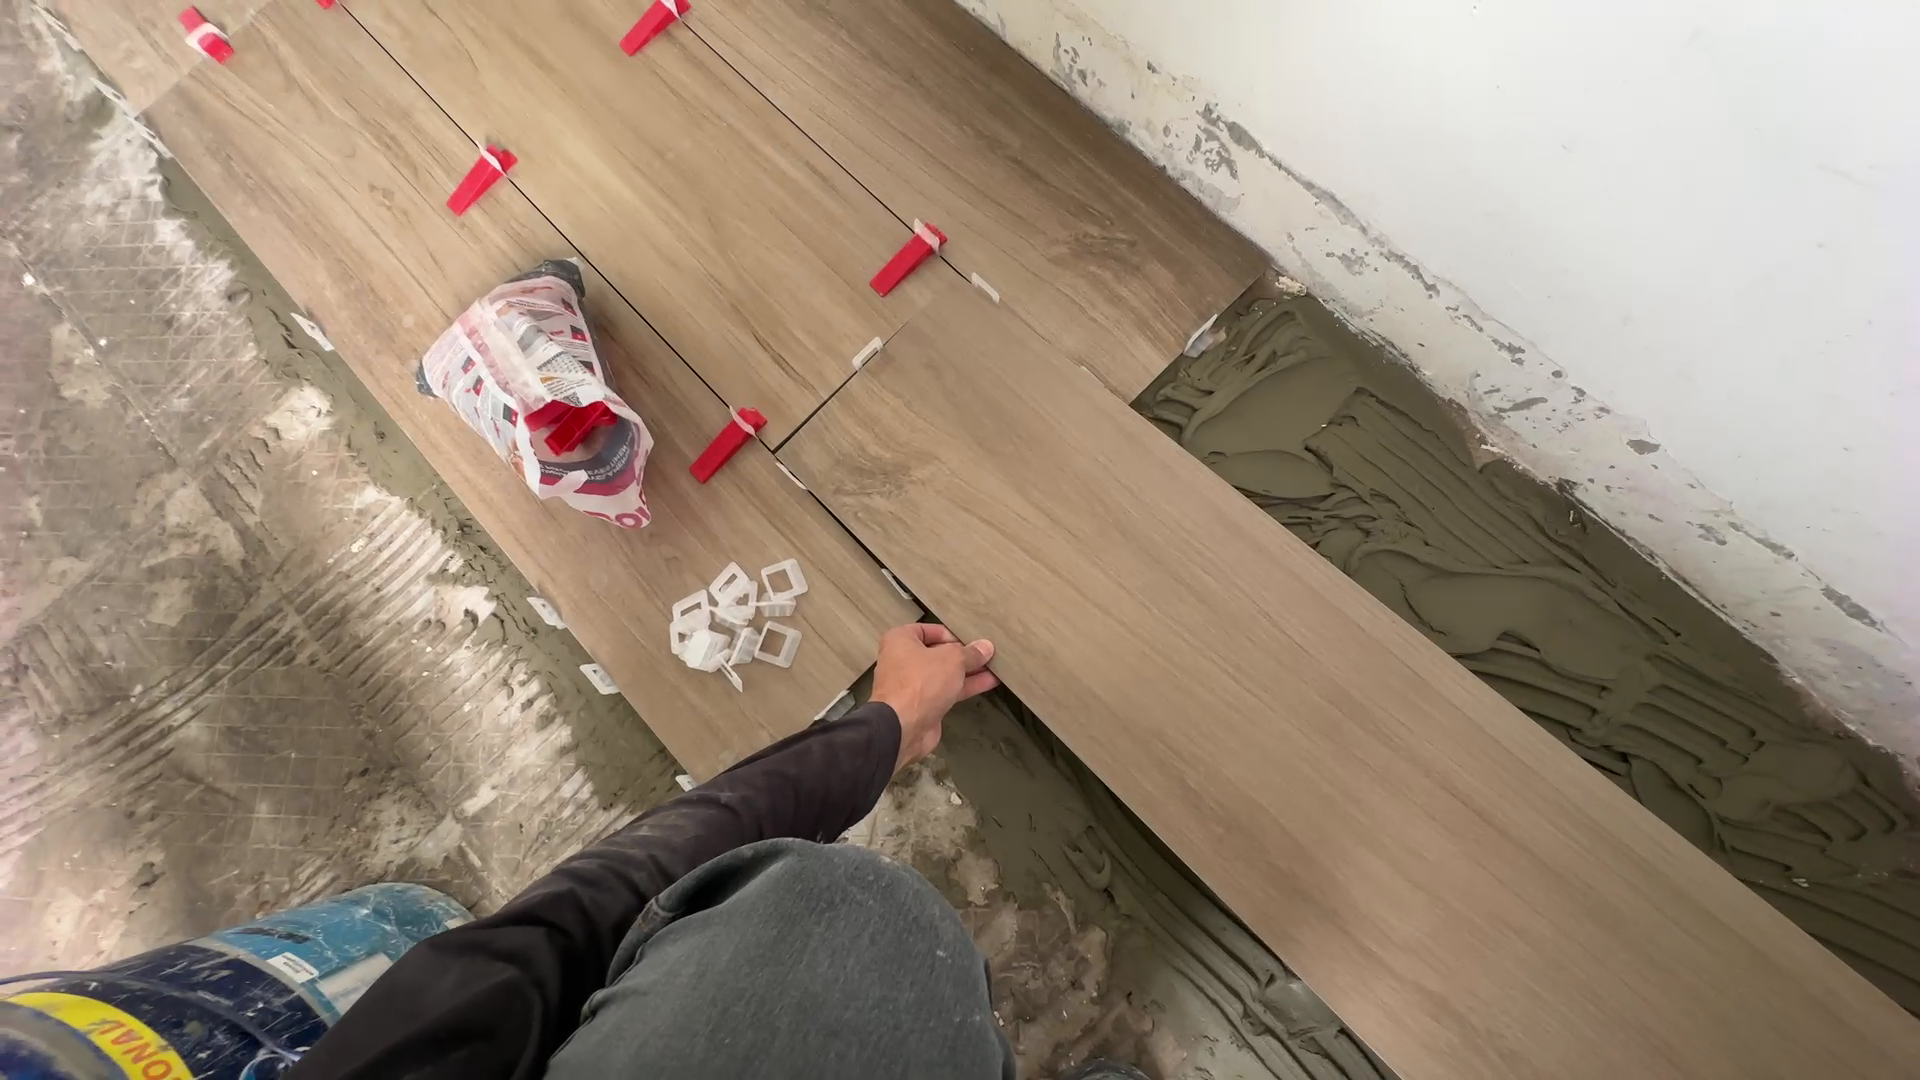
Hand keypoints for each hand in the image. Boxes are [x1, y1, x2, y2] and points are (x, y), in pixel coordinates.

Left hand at [870, 623, 997, 771]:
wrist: (903, 727)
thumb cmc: (922, 681)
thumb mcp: (952, 660)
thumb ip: (970, 653)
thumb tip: (986, 646)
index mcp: (900, 640)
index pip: (928, 630)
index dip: (951, 634)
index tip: (971, 640)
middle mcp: (903, 660)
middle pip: (938, 653)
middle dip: (963, 654)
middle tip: (988, 652)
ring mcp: (913, 684)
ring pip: (945, 673)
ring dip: (969, 671)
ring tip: (995, 666)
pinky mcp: (924, 705)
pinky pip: (947, 690)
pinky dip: (966, 686)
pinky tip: (989, 682)